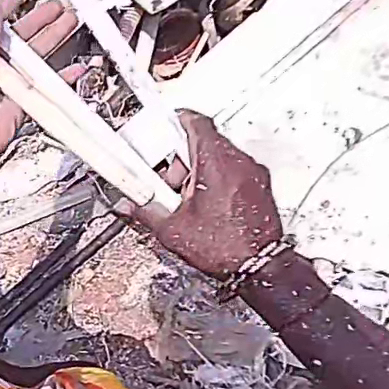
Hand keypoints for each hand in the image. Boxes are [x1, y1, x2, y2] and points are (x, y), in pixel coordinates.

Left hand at [0, 0, 78, 208]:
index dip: (6, 11)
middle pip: (21, 39)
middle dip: (39, 21)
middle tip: (56, 7)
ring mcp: (8, 83)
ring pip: (36, 57)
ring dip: (52, 39)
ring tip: (68, 22)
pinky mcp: (23, 100)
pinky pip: (45, 85)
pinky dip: (61, 77)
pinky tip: (72, 67)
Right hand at [123, 110, 283, 276]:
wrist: (260, 267)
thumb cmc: (225, 247)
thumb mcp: (173, 230)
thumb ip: (146, 211)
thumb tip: (129, 204)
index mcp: (215, 165)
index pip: (197, 123)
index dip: (178, 121)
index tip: (166, 126)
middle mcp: (238, 163)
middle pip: (204, 142)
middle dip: (181, 158)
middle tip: (168, 180)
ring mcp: (253, 173)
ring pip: (219, 156)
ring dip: (198, 169)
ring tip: (186, 197)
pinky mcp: (260, 185)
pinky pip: (233, 170)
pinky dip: (216, 178)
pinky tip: (205, 203)